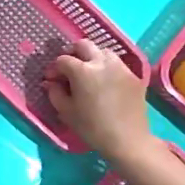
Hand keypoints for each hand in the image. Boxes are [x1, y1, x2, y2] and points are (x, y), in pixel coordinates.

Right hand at [45, 40, 156, 160]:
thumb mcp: (67, 112)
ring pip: (103, 51)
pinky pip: (117, 64)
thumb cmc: (92, 127)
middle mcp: (102, 62)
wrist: (127, 139)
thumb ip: (55, 93)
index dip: (54, 68)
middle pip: (84, 45)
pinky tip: (106, 82)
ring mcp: (120, 66)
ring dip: (92, 57)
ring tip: (89, 72)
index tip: (51, 79)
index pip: (63, 60)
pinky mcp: (133, 75)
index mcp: (82, 70)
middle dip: (73, 53)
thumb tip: (51, 82)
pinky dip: (108, 68)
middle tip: (69, 67)